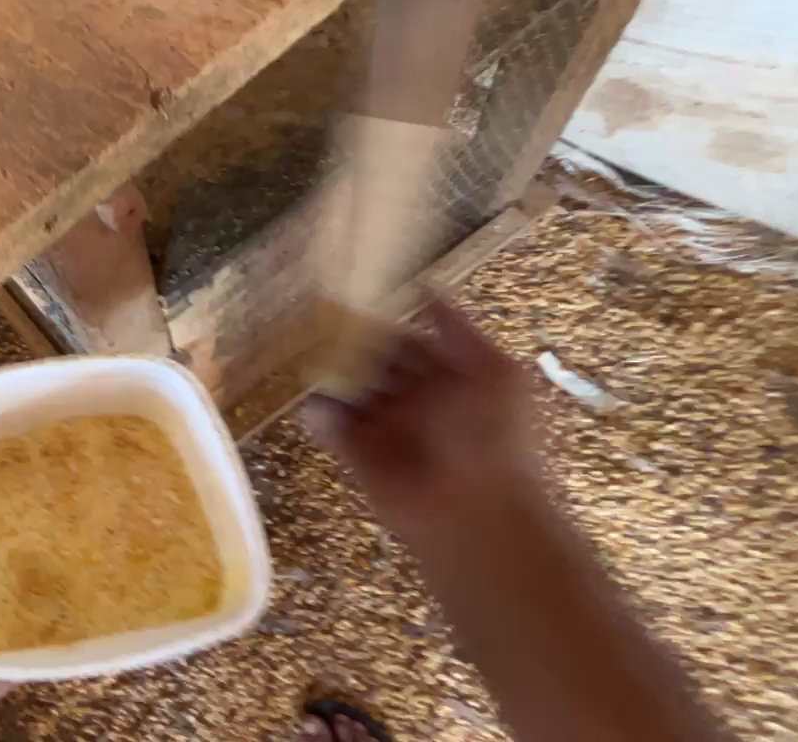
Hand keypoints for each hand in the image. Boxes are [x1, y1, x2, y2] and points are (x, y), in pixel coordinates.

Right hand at [305, 297, 545, 546]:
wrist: (476, 513)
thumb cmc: (495, 438)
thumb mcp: (496, 372)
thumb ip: (457, 329)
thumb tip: (425, 285)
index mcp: (450, 378)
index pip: (406, 339)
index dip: (380, 318)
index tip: (345, 293)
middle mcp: (414, 398)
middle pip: (369, 360)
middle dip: (344, 342)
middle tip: (313, 318)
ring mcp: (382, 424)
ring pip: (344, 387)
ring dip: (325, 371)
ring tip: (301, 348)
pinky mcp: (355, 449)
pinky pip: (326, 420)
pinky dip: (317, 409)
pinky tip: (310, 393)